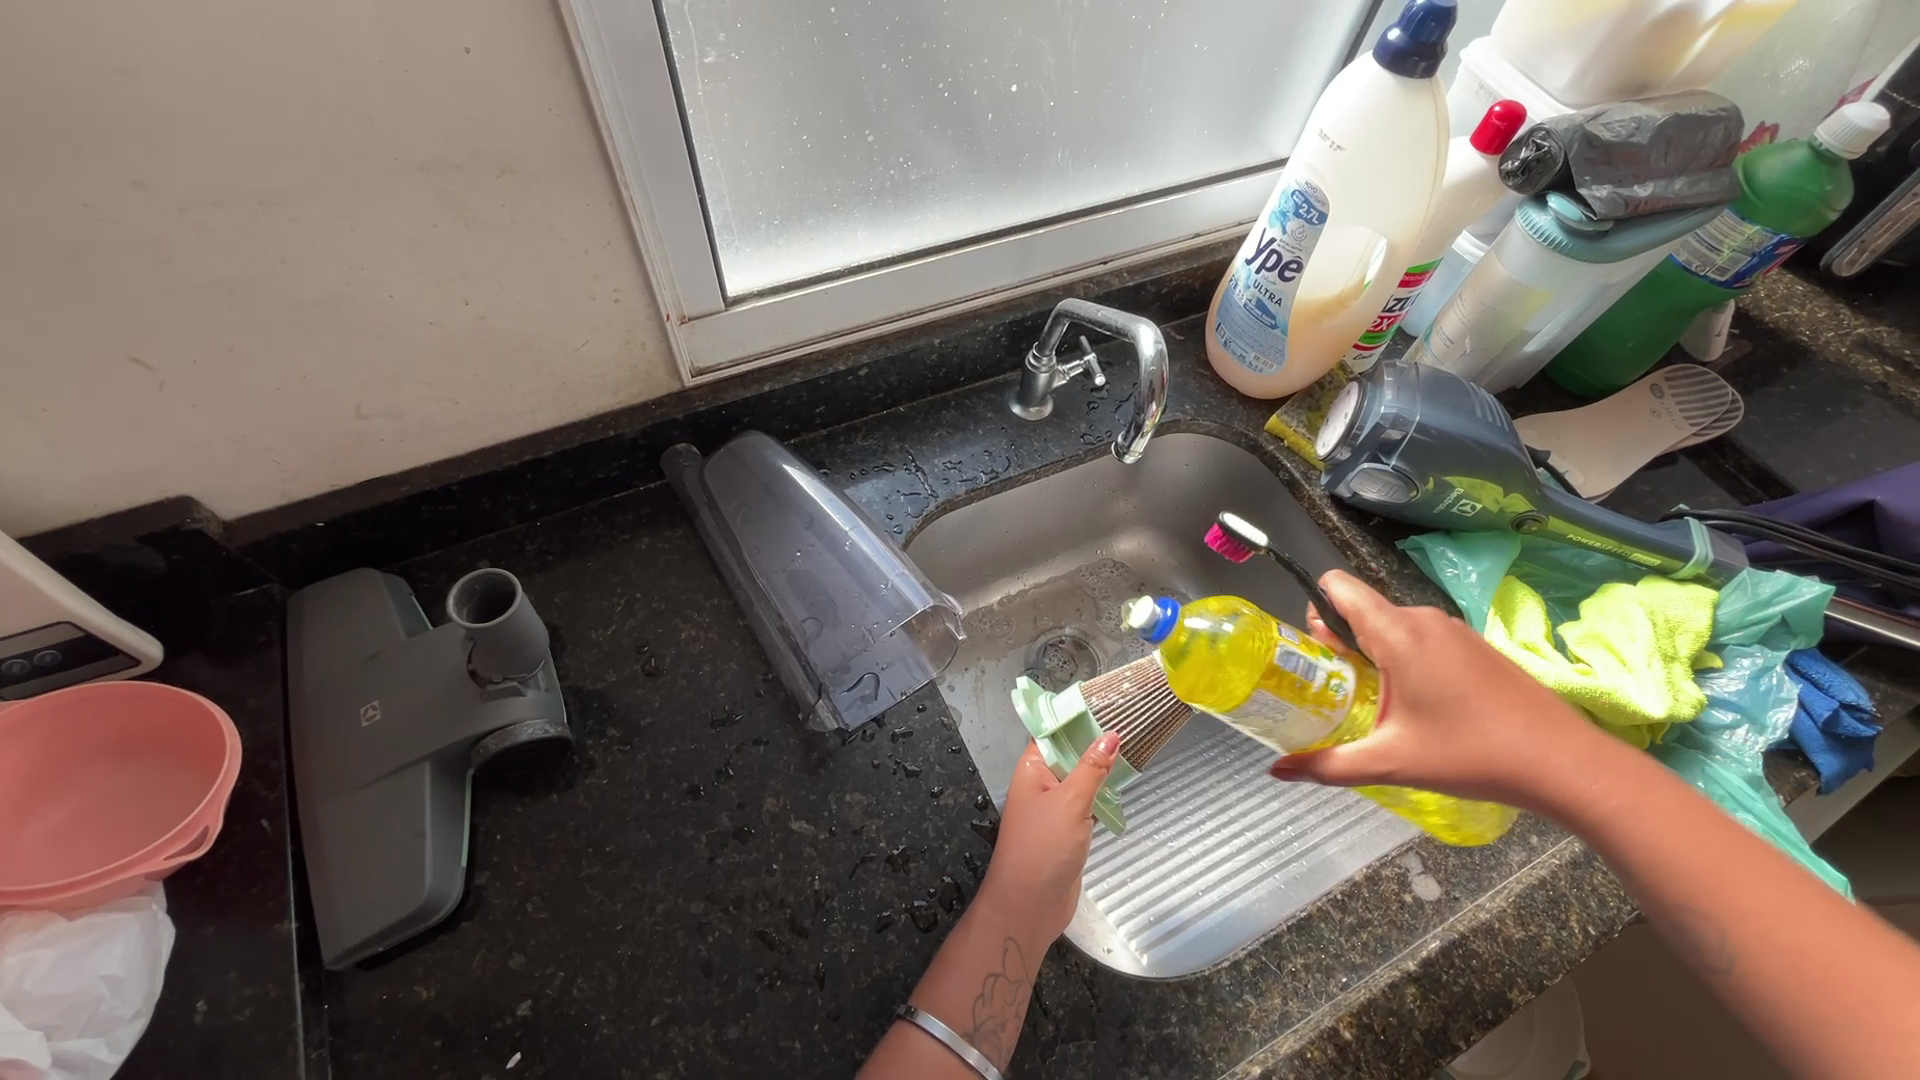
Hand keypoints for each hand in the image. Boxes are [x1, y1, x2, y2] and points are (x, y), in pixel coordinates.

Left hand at [975, 735, 1118, 944]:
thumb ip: (1092, 768)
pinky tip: (1121, 786)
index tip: (1105, 701)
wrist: (1030, 905)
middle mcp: (1040, 782)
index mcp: (1032, 768)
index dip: (1075, 716)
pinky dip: (1101, 794)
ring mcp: (1053, 807)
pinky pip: (1085, 802)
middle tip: (1129, 721)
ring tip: (1132, 747)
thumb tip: (1111, 735)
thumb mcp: (1071, 801)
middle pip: (1068, 753)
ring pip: (1079, 778)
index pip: (1052, 731)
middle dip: (1093, 741)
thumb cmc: (1043, 847)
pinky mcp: (1066, 829)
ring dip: (1099, 768)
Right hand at [1270, 570, 1611, 813]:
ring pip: (1392, 625)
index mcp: (1397, 633)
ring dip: (1372, 650)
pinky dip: (1404, 658)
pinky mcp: (1476, 646)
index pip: (1339, 587)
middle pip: (1361, 609)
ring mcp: (1454, 630)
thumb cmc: (1471, 755)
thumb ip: (1328, 764)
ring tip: (1371, 698)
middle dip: (1339, 639)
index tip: (1312, 648)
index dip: (1315, 608)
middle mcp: (1423, 619)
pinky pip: (1421, 637)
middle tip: (1334, 683)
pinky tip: (1415, 702)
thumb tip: (1277, 772)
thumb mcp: (1391, 762)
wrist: (1566, 765)